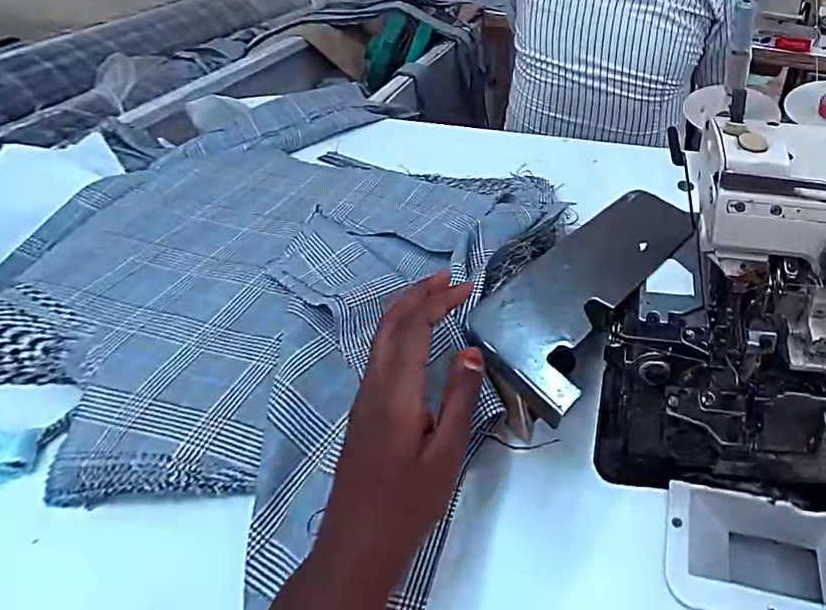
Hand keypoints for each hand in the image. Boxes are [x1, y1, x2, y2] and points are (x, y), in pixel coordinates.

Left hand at [272, 272, 483, 609]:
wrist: (354, 547)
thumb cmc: (405, 505)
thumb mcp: (446, 456)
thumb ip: (459, 399)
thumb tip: (471, 351)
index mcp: (396, 394)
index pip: (413, 328)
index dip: (438, 300)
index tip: (465, 288)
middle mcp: (374, 386)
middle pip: (390, 322)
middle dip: (418, 292)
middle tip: (448, 278)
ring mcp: (363, 397)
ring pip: (380, 336)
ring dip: (406, 308)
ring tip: (435, 295)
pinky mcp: (362, 410)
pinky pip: (379, 352)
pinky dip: (399, 328)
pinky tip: (416, 335)